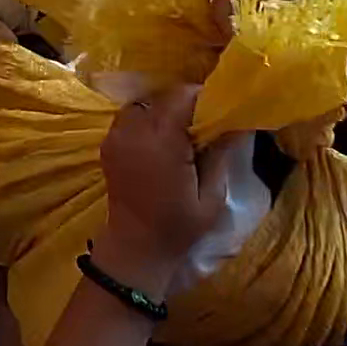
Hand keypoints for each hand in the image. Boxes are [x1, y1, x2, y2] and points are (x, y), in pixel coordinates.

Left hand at [97, 85, 251, 296]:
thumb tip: (238, 122)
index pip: (182, 96)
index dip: (202, 97)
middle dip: (185, 103)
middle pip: (163, 95)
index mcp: (162, 142)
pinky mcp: (108, 143)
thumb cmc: (177, 227)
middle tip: (203, 122)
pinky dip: (147, 119)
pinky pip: (131, 116)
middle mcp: (135, 132)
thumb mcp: (211, 197)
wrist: (134, 249)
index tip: (218, 110)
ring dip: (164, 109)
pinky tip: (159, 139)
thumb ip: (222, 154)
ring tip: (180, 130)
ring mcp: (116, 136)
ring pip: (145, 102)